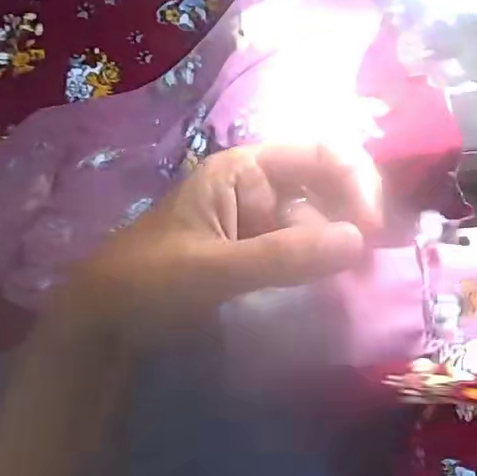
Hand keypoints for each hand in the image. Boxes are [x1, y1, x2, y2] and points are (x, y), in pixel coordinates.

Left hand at [64, 144, 382, 336]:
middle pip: (327, 188)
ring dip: (341, 250)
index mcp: (243, 170)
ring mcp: (257, 221)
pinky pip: (301, 251)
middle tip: (370, 271)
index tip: (371, 234)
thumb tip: (359, 242)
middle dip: (354, 221)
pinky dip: (321, 268)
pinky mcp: (256, 252)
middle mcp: (256, 186)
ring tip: (357, 289)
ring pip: (319, 224)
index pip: (320, 155)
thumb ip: (282, 256)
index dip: (356, 184)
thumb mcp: (212, 268)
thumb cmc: (148, 280)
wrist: (105, 320)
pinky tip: (333, 292)